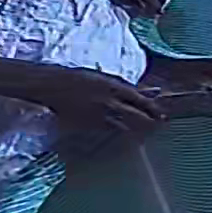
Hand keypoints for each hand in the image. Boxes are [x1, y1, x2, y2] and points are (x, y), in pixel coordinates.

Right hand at [16, 65, 165, 132]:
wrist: (49, 85)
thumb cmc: (80, 78)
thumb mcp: (107, 78)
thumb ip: (129, 87)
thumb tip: (154, 91)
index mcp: (116, 88)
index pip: (142, 101)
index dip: (154, 109)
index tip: (162, 115)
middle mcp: (109, 102)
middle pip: (137, 116)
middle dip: (150, 122)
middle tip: (158, 126)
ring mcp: (97, 114)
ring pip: (123, 126)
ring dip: (136, 130)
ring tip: (145, 134)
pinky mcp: (86, 124)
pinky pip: (107, 130)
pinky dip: (117, 132)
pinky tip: (123, 134)